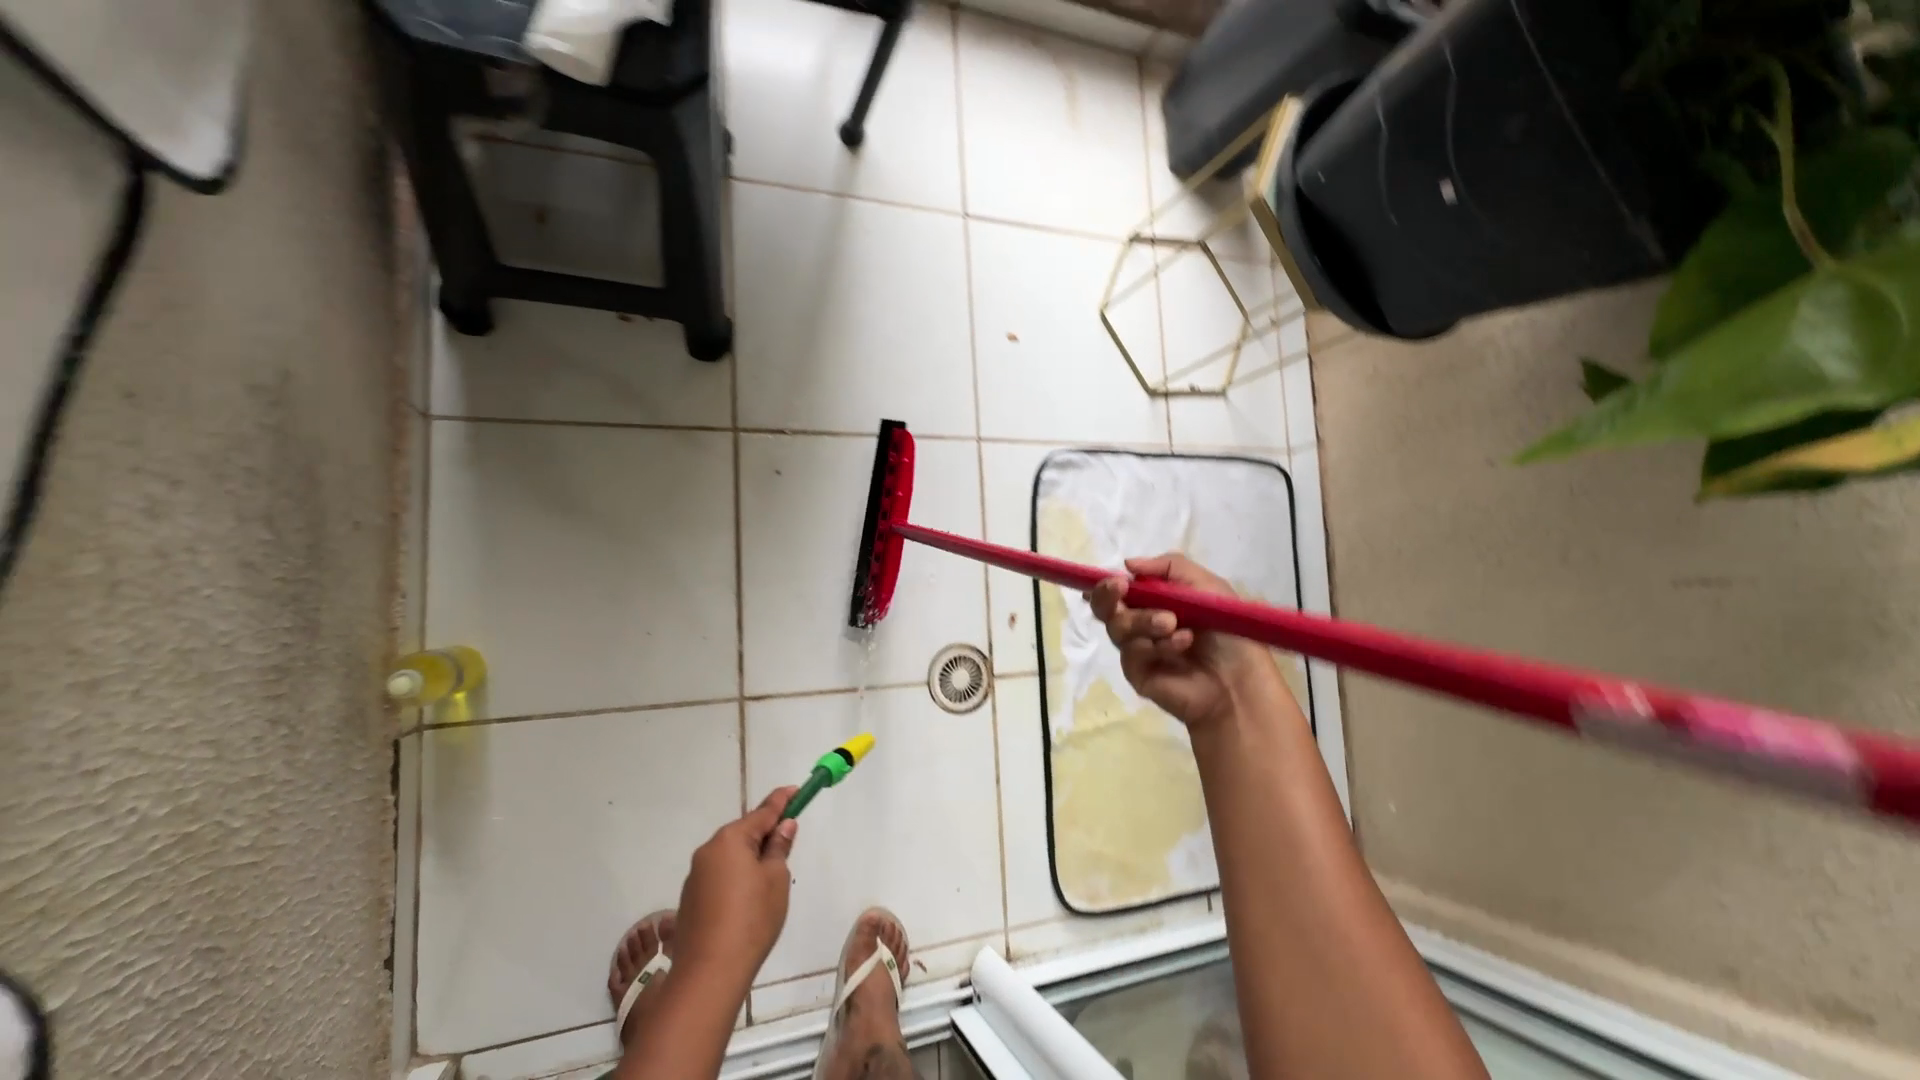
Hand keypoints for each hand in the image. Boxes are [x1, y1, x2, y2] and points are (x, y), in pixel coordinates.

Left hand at [673, 787, 798, 988]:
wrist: (710, 971)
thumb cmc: (752, 918)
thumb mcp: (776, 879)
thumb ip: (779, 848)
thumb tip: (783, 826)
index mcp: (730, 840)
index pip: (762, 812)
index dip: (782, 801)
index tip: (796, 790)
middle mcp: (708, 851)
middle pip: (743, 833)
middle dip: (765, 833)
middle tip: (787, 842)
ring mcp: (696, 876)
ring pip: (730, 856)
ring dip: (750, 858)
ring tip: (771, 880)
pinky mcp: (691, 898)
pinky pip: (720, 875)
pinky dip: (737, 877)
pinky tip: (748, 900)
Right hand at [1088, 553, 1283, 730]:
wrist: (1240, 680)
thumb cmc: (1229, 631)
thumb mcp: (1208, 586)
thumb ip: (1170, 567)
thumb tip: (1127, 564)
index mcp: (1154, 601)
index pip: (1119, 589)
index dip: (1109, 583)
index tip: (1118, 580)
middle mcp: (1140, 623)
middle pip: (1105, 608)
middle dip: (1108, 596)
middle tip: (1122, 589)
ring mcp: (1137, 649)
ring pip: (1117, 627)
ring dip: (1143, 619)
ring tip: (1172, 623)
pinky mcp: (1137, 673)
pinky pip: (1131, 652)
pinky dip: (1157, 644)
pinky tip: (1183, 642)